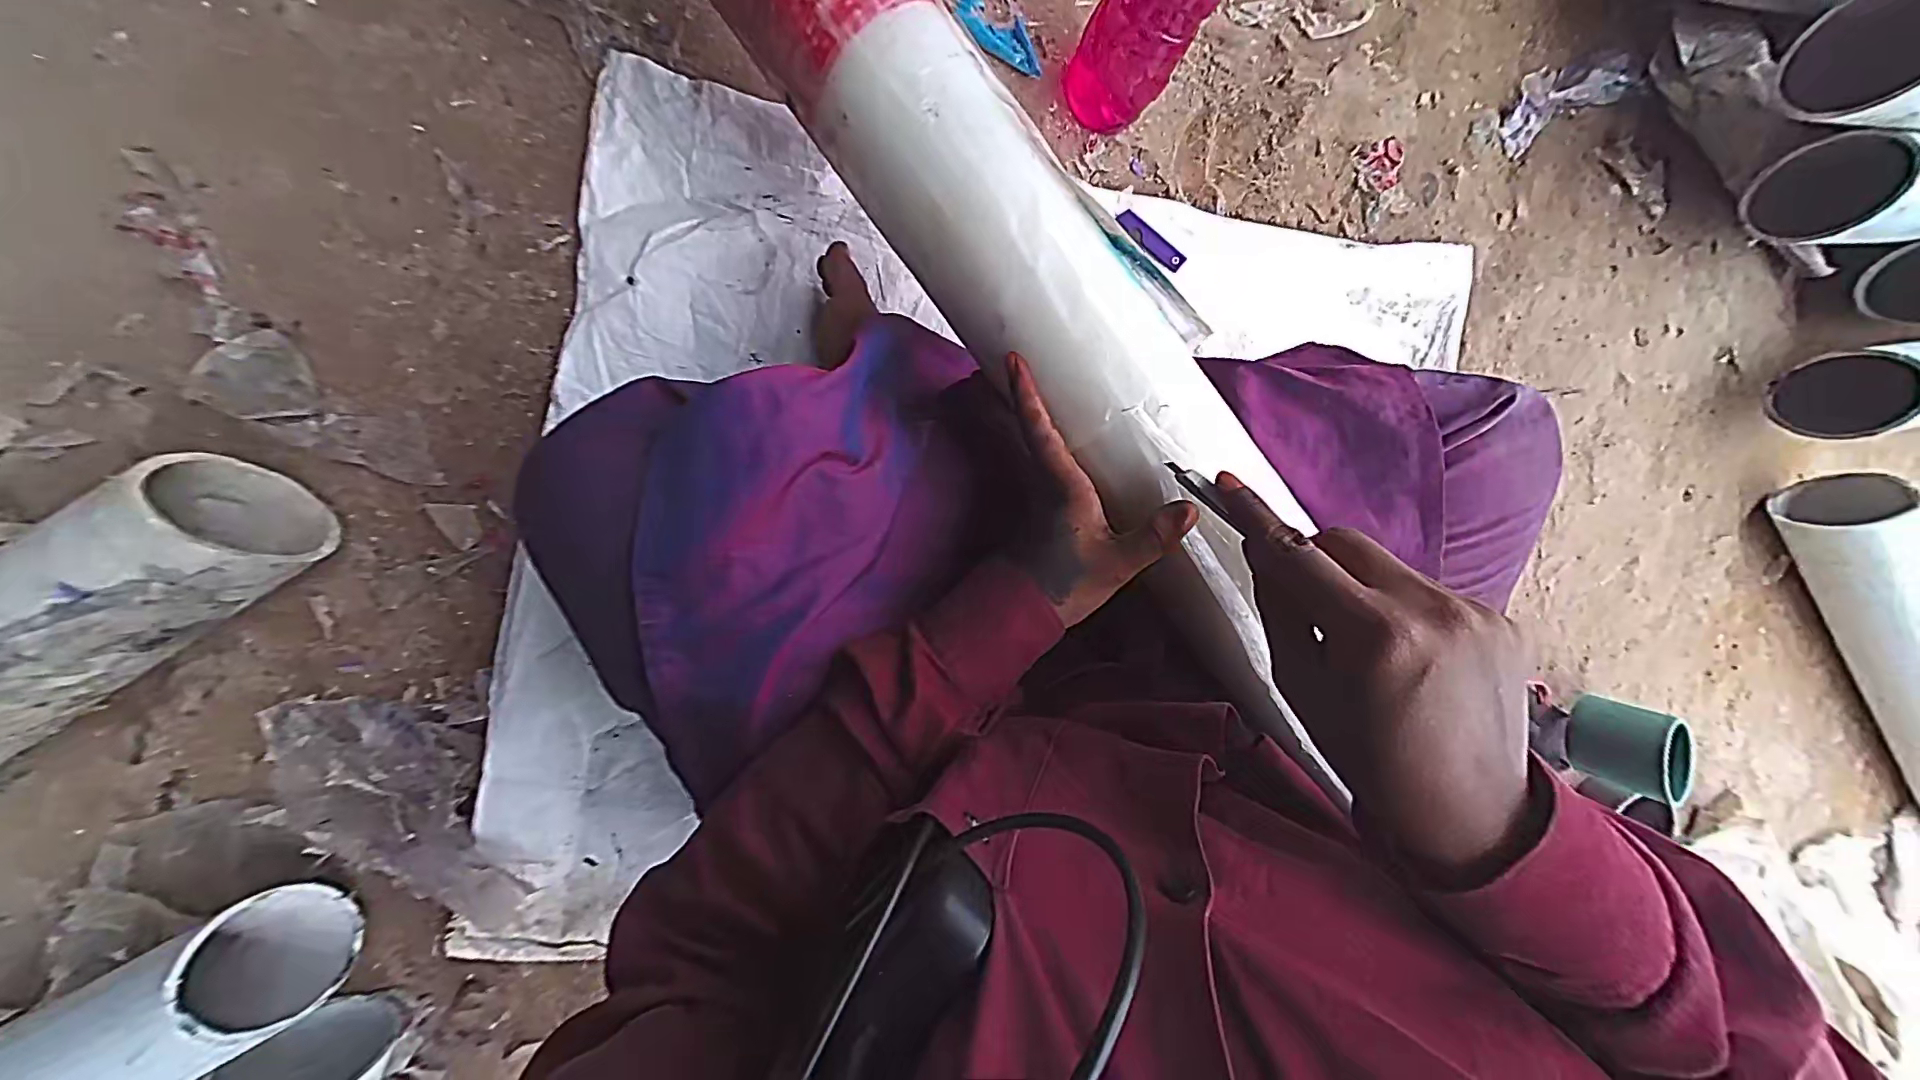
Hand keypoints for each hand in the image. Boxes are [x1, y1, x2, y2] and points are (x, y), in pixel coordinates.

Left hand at [1006, 353, 1197, 627]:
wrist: (1022, 612)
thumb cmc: (1064, 585)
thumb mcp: (1115, 564)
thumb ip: (1151, 537)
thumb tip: (1186, 510)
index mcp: (1063, 487)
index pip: (1041, 431)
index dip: (1027, 394)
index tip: (1014, 360)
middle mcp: (1044, 484)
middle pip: (1029, 429)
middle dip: (1022, 395)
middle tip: (1018, 361)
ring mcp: (1036, 496)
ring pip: (1031, 446)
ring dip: (1030, 416)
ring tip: (1038, 388)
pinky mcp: (1037, 511)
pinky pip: (1039, 466)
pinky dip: (1041, 444)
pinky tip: (1059, 444)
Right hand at [1215, 473, 1537, 884]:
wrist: (1468, 811)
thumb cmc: (1366, 757)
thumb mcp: (1300, 688)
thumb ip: (1280, 612)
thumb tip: (1266, 556)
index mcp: (1374, 635)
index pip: (1298, 555)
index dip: (1257, 517)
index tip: (1230, 484)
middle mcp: (1431, 609)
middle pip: (1343, 541)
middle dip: (1309, 556)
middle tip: (1300, 598)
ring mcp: (1473, 610)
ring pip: (1382, 563)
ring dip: (1354, 583)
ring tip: (1361, 642)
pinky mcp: (1499, 617)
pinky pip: (1421, 586)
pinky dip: (1394, 603)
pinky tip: (1405, 652)